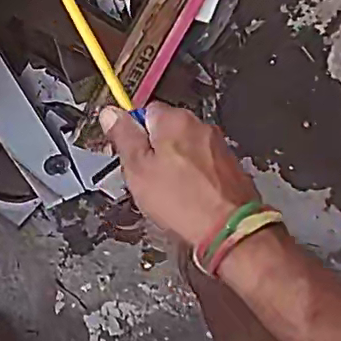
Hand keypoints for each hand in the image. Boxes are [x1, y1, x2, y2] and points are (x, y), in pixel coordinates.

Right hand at [99, 103, 262, 248]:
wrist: (227, 229)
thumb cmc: (183, 201)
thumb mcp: (137, 168)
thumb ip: (123, 136)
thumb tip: (111, 114)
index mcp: (175, 120)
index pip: (143, 111)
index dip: (131, 134)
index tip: (126, 152)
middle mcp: (200, 127)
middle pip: (164, 131)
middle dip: (152, 151)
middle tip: (143, 177)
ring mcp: (217, 146)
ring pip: (183, 149)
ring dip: (172, 166)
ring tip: (165, 192)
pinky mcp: (229, 167)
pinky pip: (200, 166)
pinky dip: (190, 178)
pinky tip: (184, 198)